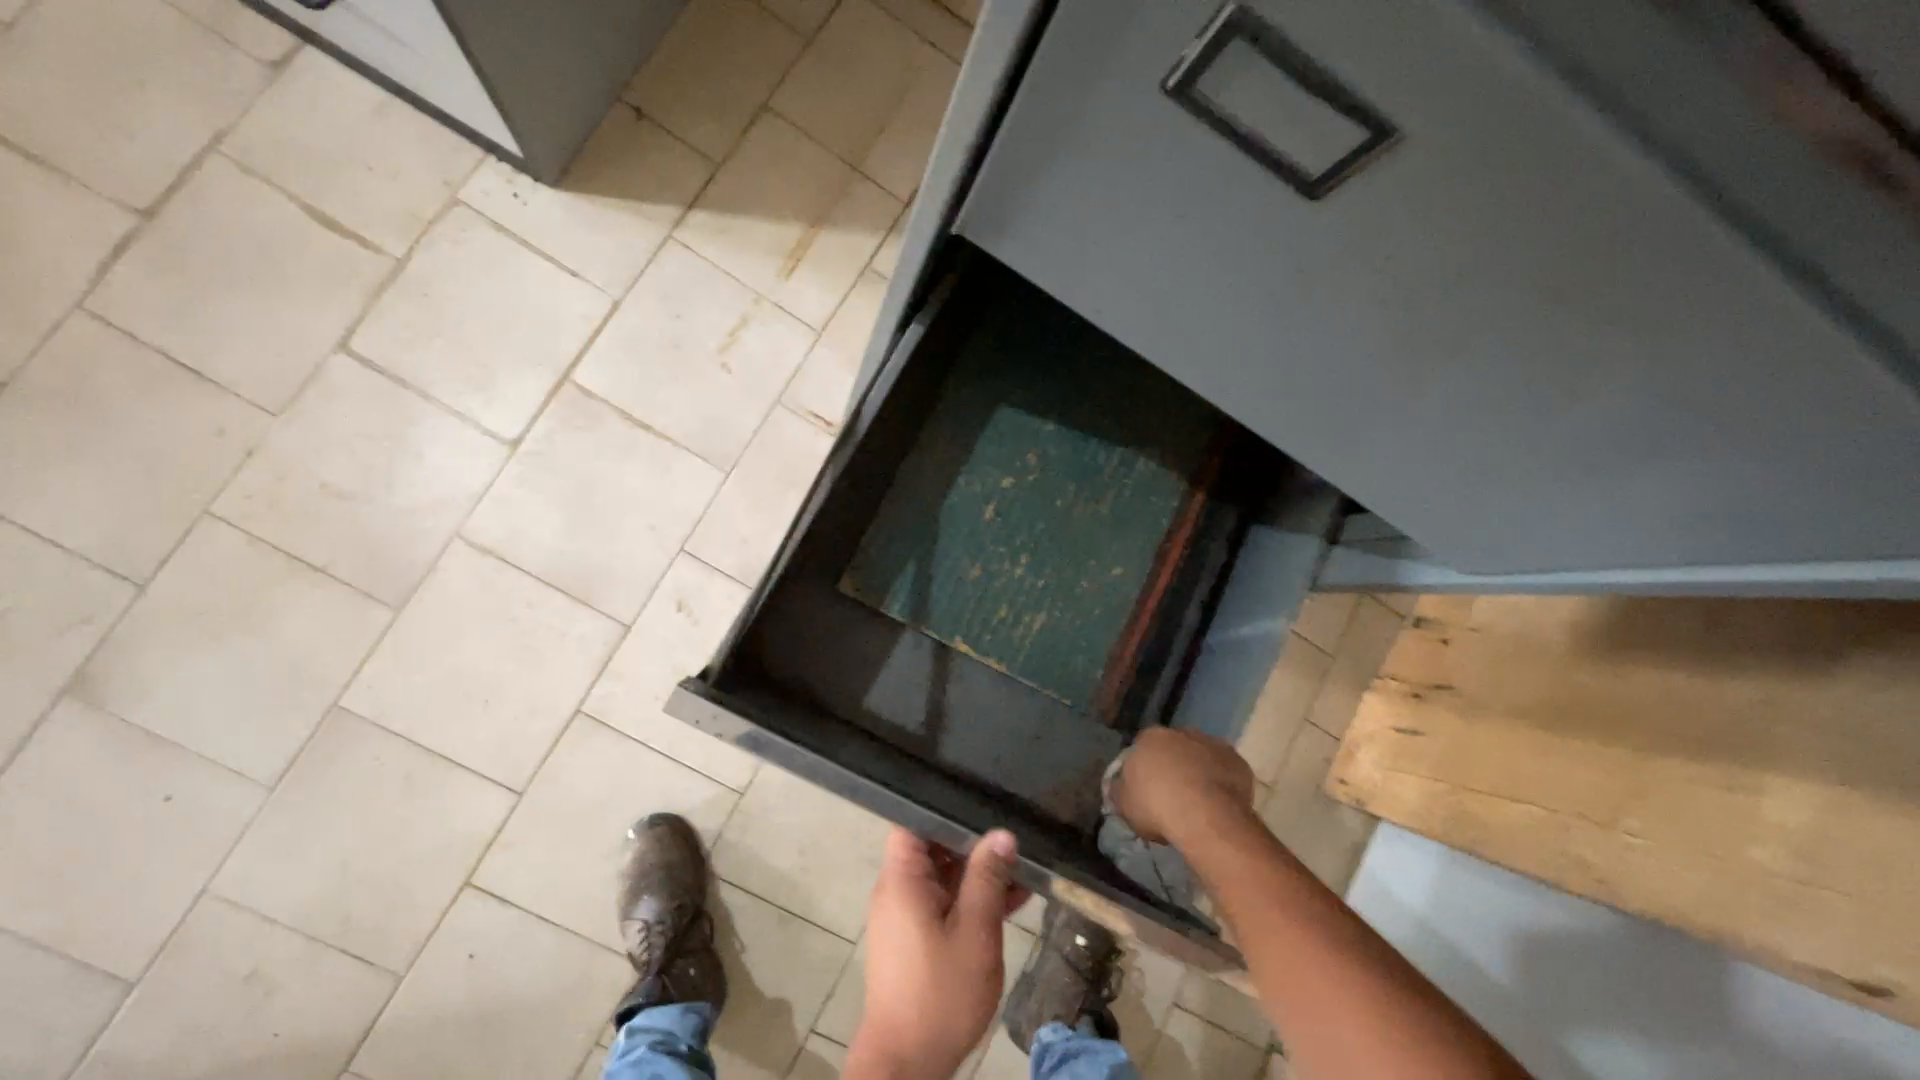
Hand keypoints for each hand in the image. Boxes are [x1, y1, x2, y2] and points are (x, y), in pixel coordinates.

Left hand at [846, 828, 1028, 1079]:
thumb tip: (1001, 834)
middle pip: (931, 850)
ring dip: (977, 876)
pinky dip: (969, 902)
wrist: (907, 1061)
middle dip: (972, 845)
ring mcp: (904, 917)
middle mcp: (896, 892)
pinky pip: (941, 905)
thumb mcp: (975, 932)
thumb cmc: (940, 992)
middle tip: (1015, 841)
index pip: (913, 823)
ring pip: (941, 879)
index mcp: (901, 881)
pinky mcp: (913, 940)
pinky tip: (1010, 904)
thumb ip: (987, 879)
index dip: (944, 810)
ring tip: (1024, 874)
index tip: (982, 806)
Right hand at [1111, 728, 1255, 845]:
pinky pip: (1225, 772)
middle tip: (1171, 796)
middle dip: (1173, 766)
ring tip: (1197, 803)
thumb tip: (1118, 786)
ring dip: (1198, 773)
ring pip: (1202, 757)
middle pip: (1174, 748)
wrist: (1205, 817)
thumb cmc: (1156, 806)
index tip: (1145, 790)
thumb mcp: (1123, 804)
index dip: (1144, 769)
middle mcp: (1182, 732)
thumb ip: (1118, 790)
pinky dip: (1221, 784)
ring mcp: (1214, 745)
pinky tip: (1217, 805)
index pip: (1142, 747)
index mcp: (1150, 736)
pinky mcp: (1239, 762)